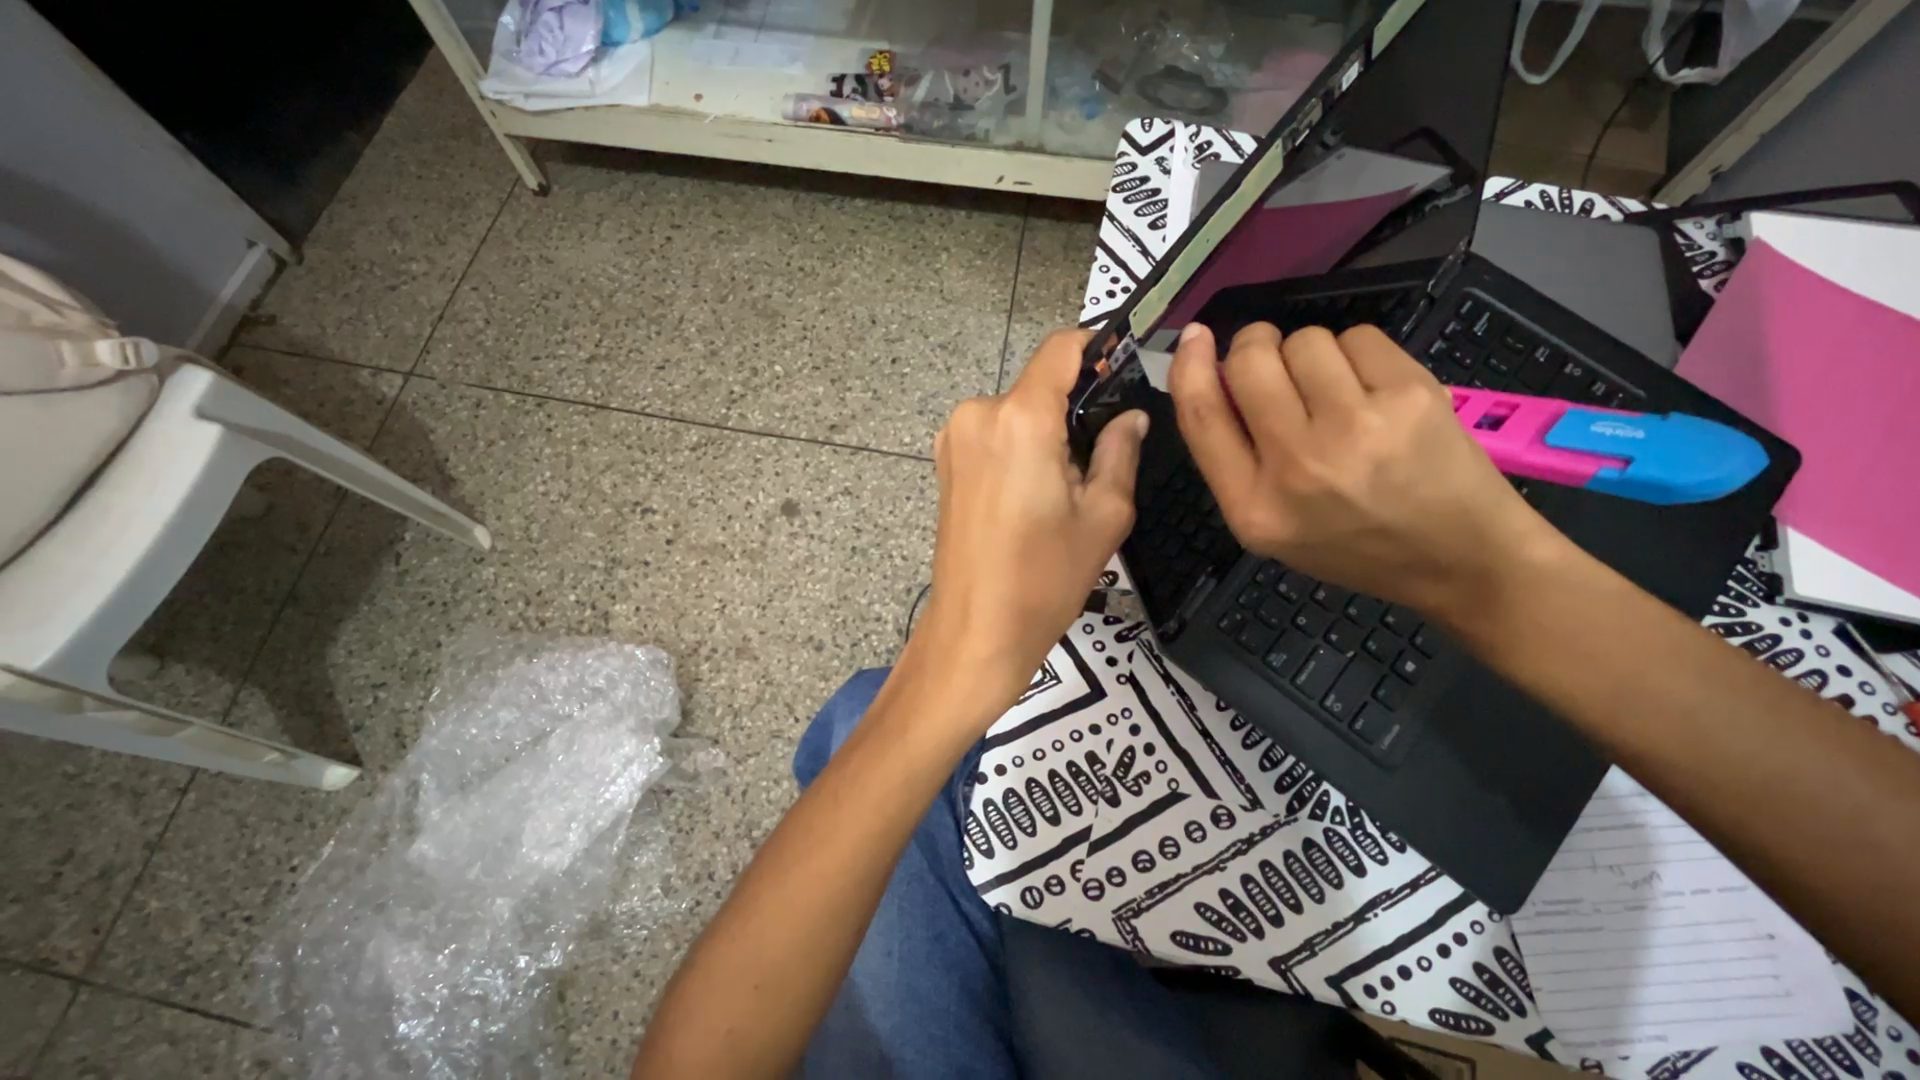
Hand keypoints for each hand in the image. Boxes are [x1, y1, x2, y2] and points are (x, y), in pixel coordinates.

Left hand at [917, 329, 1147, 709]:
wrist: (976, 630)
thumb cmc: (1044, 579)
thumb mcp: (1105, 515)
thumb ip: (1121, 451)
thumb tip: (1129, 418)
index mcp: (1021, 418)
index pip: (1061, 348)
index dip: (1097, 348)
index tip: (1123, 364)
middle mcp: (979, 415)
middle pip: (1039, 387)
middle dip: (1073, 410)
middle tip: (1102, 459)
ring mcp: (954, 439)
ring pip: (1016, 414)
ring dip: (1045, 434)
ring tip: (1064, 491)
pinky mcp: (944, 464)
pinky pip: (994, 436)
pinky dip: (1019, 450)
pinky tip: (1033, 497)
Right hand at [1169, 321, 1569, 623]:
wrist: (1460, 560)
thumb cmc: (1356, 545)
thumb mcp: (1274, 527)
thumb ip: (1235, 459)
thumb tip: (1213, 372)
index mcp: (1254, 508)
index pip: (1201, 416)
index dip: (1189, 366)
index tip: (1195, 337)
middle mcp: (1297, 467)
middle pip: (1250, 361)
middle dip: (1257, 345)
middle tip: (1277, 361)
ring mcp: (1355, 428)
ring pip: (1304, 340)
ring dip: (1313, 354)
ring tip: (1339, 393)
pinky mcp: (1409, 396)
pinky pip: (1359, 337)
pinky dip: (1361, 354)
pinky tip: (1377, 392)